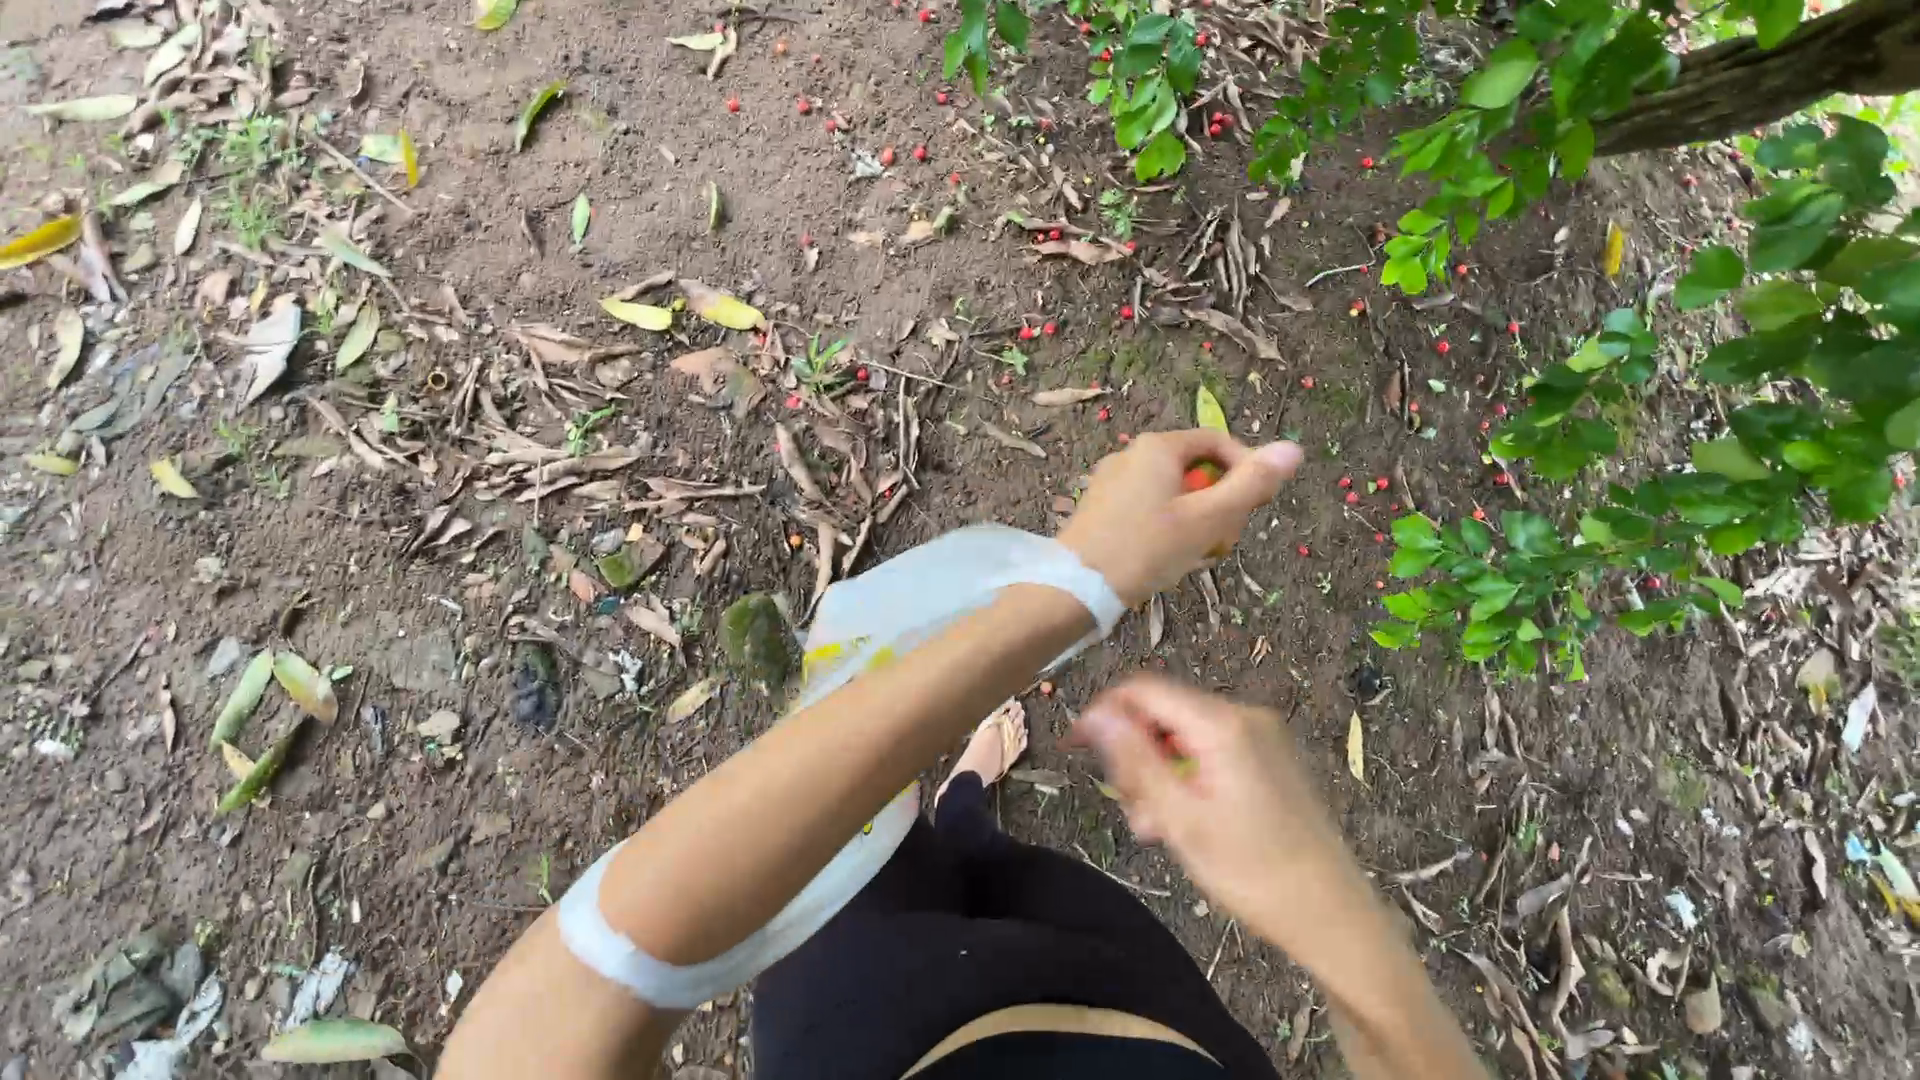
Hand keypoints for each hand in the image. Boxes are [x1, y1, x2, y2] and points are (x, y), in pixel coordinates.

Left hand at [1056, 430, 1300, 606]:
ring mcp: (1111, 482)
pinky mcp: (1101, 509)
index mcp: (1157, 448)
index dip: (1246, 471)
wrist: (1076, 586)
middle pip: (1195, 471)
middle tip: (1221, 542)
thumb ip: (1251, 485)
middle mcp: (1131, 455)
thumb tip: (1293, 449)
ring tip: (1192, 558)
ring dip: (1194, 524)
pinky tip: (1165, 561)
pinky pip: (1148, 510)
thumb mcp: (1207, 519)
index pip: (1218, 443)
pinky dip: (1166, 530)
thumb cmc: (1146, 549)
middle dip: (1217, 506)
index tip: (1256, 507)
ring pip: (1174, 495)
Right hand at [1073, 677, 1381, 960]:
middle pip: (1163, 714)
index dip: (1105, 712)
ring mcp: (1262, 736)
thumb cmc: (1252, 871)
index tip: (1078, 748)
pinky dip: (1187, 777)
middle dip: (1136, 755)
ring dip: (1159, 773)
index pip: (1143, 689)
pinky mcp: (1271, 757)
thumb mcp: (1180, 817)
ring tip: (1157, 827)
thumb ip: (1134, 759)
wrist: (1333, 915)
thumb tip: (1096, 714)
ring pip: (1183, 736)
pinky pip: (1210, 750)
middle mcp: (1244, 716)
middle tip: (1133, 810)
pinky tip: (1184, 820)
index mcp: (1222, 724)